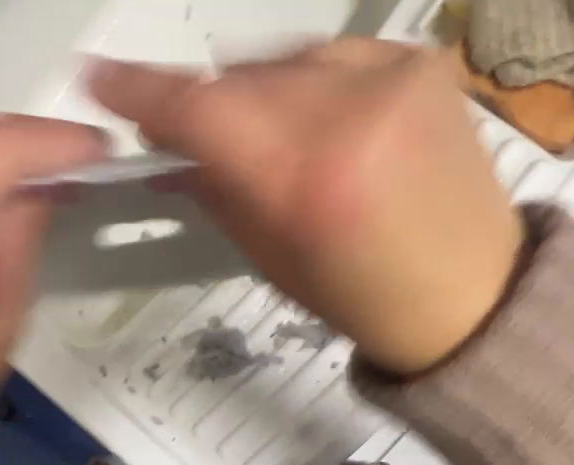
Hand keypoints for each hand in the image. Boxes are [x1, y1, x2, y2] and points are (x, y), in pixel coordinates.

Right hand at [88, 41, 525, 374]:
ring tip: (268, 143)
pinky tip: (318, 122)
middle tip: (190, 138)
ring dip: (256, 95)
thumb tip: (171, 153)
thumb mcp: (274, 263)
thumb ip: (217, 196)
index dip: (142, 93)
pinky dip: (309, 83)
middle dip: (205, 108)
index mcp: (304, 182)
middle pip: (236, 82)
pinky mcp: (421, 64)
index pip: (200, 113)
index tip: (103, 80)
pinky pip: (332, 56)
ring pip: (282, 62)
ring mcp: (390, 80)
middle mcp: (347, 114)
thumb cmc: (364, 299)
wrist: (470, 295)